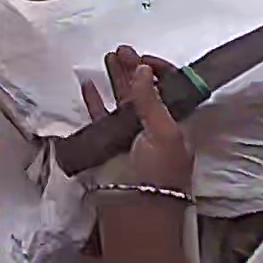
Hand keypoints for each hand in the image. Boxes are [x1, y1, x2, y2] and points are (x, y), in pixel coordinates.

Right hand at [81, 45, 194, 193]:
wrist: (136, 212)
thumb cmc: (158, 174)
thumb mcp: (163, 133)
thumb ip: (150, 100)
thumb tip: (143, 69)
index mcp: (173, 124)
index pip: (168, 90)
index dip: (158, 72)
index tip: (143, 58)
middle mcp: (152, 127)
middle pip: (143, 91)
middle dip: (133, 68)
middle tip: (121, 50)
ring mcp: (129, 136)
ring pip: (121, 100)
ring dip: (115, 78)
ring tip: (107, 58)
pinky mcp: (108, 145)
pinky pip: (99, 117)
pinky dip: (94, 101)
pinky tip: (88, 86)